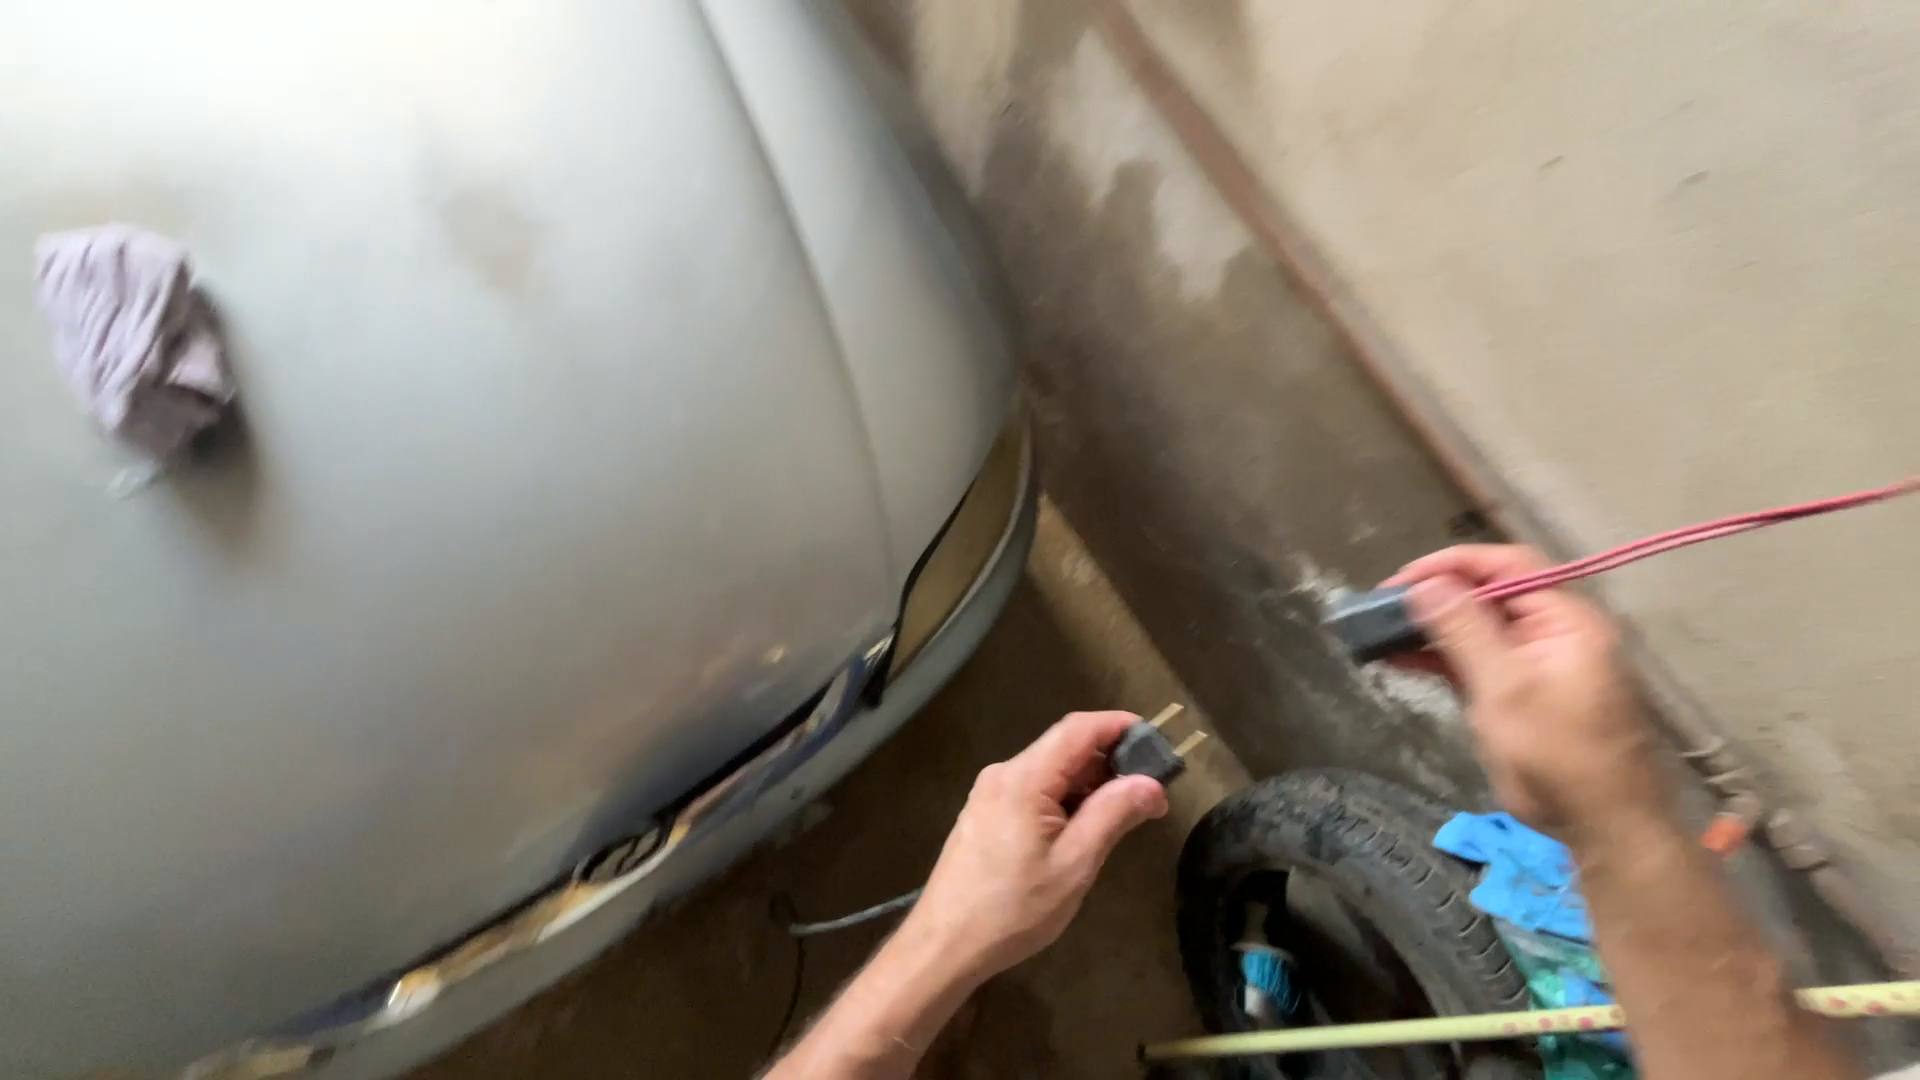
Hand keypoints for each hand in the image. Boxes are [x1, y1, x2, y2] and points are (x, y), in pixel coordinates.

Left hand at [899, 711, 1168, 980]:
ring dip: (1087, 781)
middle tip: (1150, 790)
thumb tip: (1151, 784)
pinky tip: (1083, 825)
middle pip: (1063, 747)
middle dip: (1108, 759)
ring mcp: (990, 792)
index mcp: (1024, 777)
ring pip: (1049, 769)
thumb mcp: (1074, 864)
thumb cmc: (1013, 908)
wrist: (945, 943)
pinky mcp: (985, 812)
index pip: (1077, 729)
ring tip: (1124, 811)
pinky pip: (1032, 789)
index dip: (1117, 725)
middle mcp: (1003, 773)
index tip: (1156, 739)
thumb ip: (1113, 815)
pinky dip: (1064, 796)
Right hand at [1385, 545, 1670, 845]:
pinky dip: (1432, 655)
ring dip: (1425, 626)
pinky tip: (1393, 656)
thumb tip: (1425, 584)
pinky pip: (1467, 658)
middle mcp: (1549, 633)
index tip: (1402, 580)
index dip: (1452, 564)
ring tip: (1378, 630)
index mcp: (1565, 621)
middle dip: (1432, 595)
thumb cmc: (1558, 753)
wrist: (1597, 826)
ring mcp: (1528, 662)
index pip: (1508, 566)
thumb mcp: (1506, 686)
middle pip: (1485, 594)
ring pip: (1470, 626)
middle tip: (1383, 607)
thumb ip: (1465, 629)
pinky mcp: (1510, 690)